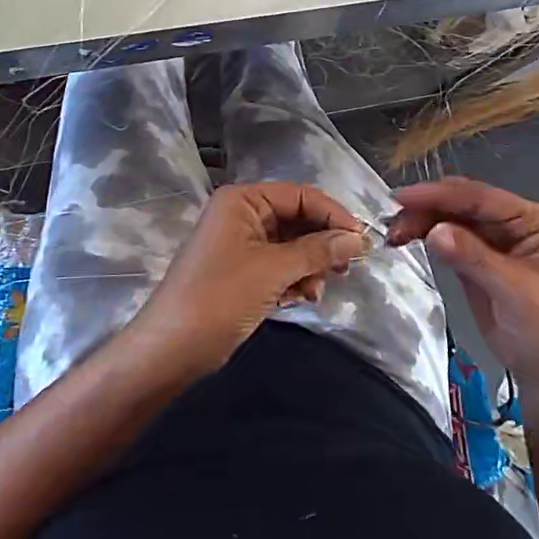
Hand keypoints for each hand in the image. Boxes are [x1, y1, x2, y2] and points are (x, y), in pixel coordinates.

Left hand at [124, 183, 367, 378]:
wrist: (176, 343)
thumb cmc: (221, 295)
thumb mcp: (273, 269)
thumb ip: (317, 251)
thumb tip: (357, 239)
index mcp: (241, 200)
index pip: (298, 194)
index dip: (332, 214)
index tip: (363, 242)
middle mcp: (241, 215)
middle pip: (297, 219)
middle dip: (321, 244)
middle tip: (344, 271)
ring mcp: (241, 244)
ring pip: (292, 246)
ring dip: (309, 267)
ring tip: (311, 291)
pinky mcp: (243, 272)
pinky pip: (281, 266)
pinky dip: (295, 280)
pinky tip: (299, 298)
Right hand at [388, 177, 538, 398]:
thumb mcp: (516, 292)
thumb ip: (474, 258)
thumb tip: (433, 231)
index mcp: (533, 222)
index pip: (479, 198)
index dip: (438, 195)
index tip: (400, 198)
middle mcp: (512, 224)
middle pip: (459, 203)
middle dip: (424, 208)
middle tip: (392, 223)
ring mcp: (492, 242)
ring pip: (446, 218)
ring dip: (419, 222)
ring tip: (394, 237)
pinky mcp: (474, 260)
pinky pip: (444, 238)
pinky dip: (422, 237)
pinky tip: (404, 241)